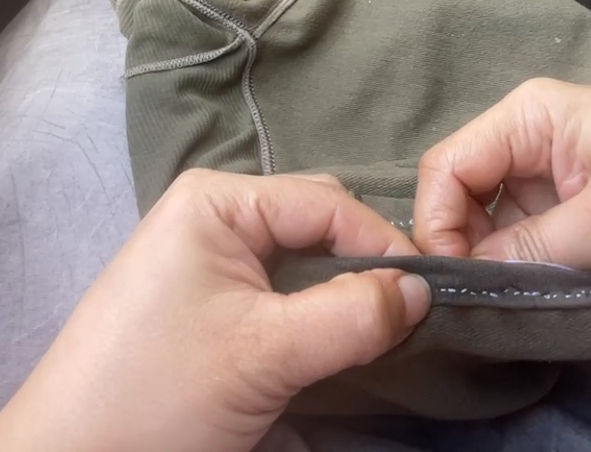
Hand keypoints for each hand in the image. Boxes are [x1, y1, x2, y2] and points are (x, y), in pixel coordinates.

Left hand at [0, 170, 431, 451]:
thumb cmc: (159, 393)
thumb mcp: (264, 353)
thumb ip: (350, 316)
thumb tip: (423, 289)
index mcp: (218, 197)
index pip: (324, 202)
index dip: (380, 243)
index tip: (431, 293)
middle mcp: (212, 209)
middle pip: (312, 221)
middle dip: (360, 264)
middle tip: (405, 315)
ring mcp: (204, 250)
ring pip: (297, 256)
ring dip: (337, 290)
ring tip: (374, 329)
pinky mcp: (202, 292)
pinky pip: (274, 283)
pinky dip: (309, 307)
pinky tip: (328, 337)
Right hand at [415, 78, 590, 297]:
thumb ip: (528, 249)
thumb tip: (462, 279)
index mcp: (531, 115)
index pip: (450, 164)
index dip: (438, 223)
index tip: (456, 286)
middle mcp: (534, 138)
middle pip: (465, 192)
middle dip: (465, 247)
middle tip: (482, 307)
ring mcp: (559, 175)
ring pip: (495, 222)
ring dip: (498, 265)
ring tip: (512, 310)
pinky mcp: (582, 210)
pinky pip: (531, 239)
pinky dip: (528, 271)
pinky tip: (538, 302)